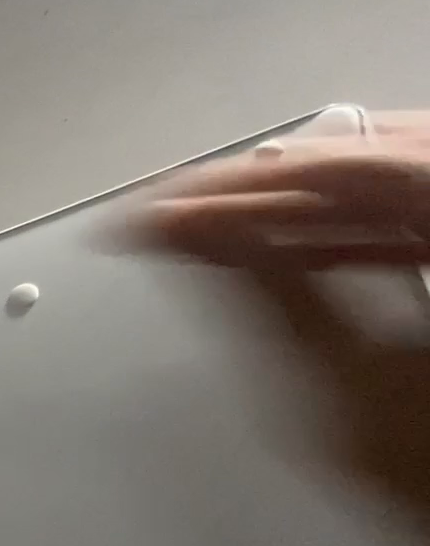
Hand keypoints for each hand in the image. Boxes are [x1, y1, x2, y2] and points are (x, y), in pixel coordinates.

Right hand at [127, 110, 429, 525]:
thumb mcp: (341, 383)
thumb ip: (265, 294)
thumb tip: (178, 231)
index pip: (345, 172)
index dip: (229, 184)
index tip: (141, 211)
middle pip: (371, 162)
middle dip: (253, 186)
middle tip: (157, 215)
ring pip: (388, 180)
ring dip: (285, 206)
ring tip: (195, 230)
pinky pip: (408, 215)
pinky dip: (334, 229)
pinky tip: (271, 246)